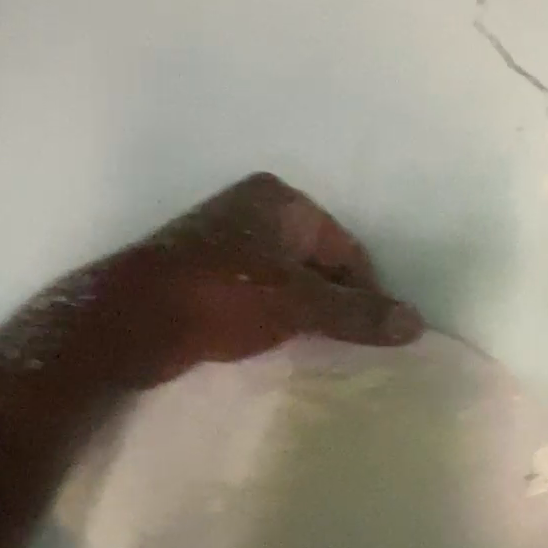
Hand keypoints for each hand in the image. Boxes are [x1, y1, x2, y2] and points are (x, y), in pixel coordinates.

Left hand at [79, 173, 422, 386]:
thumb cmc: (222, 298)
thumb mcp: (299, 304)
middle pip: (319, 260)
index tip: (373, 333)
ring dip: (305, 310)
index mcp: (281, 201)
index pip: (346, 248)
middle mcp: (254, 209)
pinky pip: (261, 290)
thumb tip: (416, 323)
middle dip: (335, 300)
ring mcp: (226, 239)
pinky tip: (276, 340)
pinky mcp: (205, 271)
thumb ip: (357, 313)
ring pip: (289, 277)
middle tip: (347, 342)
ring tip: (314, 345)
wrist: (131, 322)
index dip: (365, 291)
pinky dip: (276, 313)